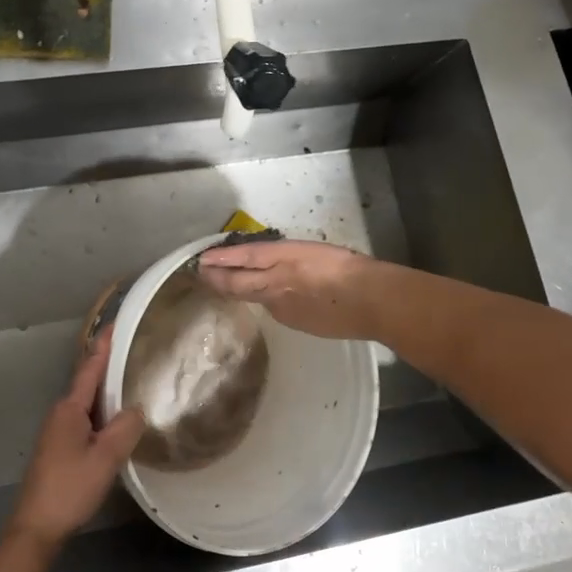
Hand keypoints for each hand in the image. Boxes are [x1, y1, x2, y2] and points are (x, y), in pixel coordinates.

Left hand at [4, 332, 145, 549]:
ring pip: (87, 403)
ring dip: (106, 391)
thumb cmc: (69, 487)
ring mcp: (58, 432)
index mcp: (70, 408)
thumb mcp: (105, 457)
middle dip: (108, 365)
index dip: (103, 345)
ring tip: (130, 381)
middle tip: (132, 350)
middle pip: (88, 382)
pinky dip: (102, 412)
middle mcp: (61, 413)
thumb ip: (125, 428)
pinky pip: (85, 419)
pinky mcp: (59, 449)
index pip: (90, 367)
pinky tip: (115, 421)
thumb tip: (137, 409)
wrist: (36, 527)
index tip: (115, 323)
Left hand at [197, 240, 380, 339]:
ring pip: (252, 296)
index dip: (222, 258)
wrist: (368, 300)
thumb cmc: (346, 266)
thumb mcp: (311, 249)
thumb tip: (270, 264)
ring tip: (223, 283)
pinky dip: (262, 299)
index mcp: (282, 259)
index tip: (203, 259)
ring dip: (235, 288)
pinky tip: (265, 297)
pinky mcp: (293, 322)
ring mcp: (282, 307)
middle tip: (203, 274)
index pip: (243, 257)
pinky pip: (272, 308)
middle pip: (238, 283)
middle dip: (217, 278)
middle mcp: (275, 284)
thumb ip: (286, 257)